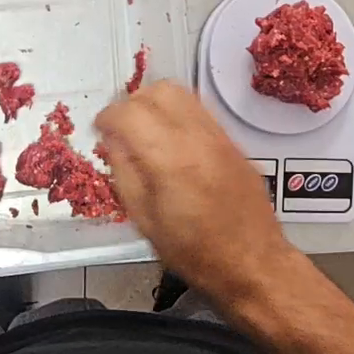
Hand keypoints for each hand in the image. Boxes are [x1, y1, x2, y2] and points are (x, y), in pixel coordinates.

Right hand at [94, 82, 299, 304]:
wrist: (253, 262)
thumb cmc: (195, 252)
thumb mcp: (146, 220)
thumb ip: (125, 173)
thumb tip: (112, 142)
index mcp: (170, 160)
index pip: (130, 113)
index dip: (107, 117)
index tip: (100, 130)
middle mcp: (197, 138)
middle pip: (157, 91)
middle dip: (131, 104)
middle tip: (121, 128)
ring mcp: (219, 136)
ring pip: (181, 93)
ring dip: (155, 104)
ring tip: (144, 131)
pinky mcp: (233, 142)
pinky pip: (200, 110)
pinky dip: (177, 113)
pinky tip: (170, 140)